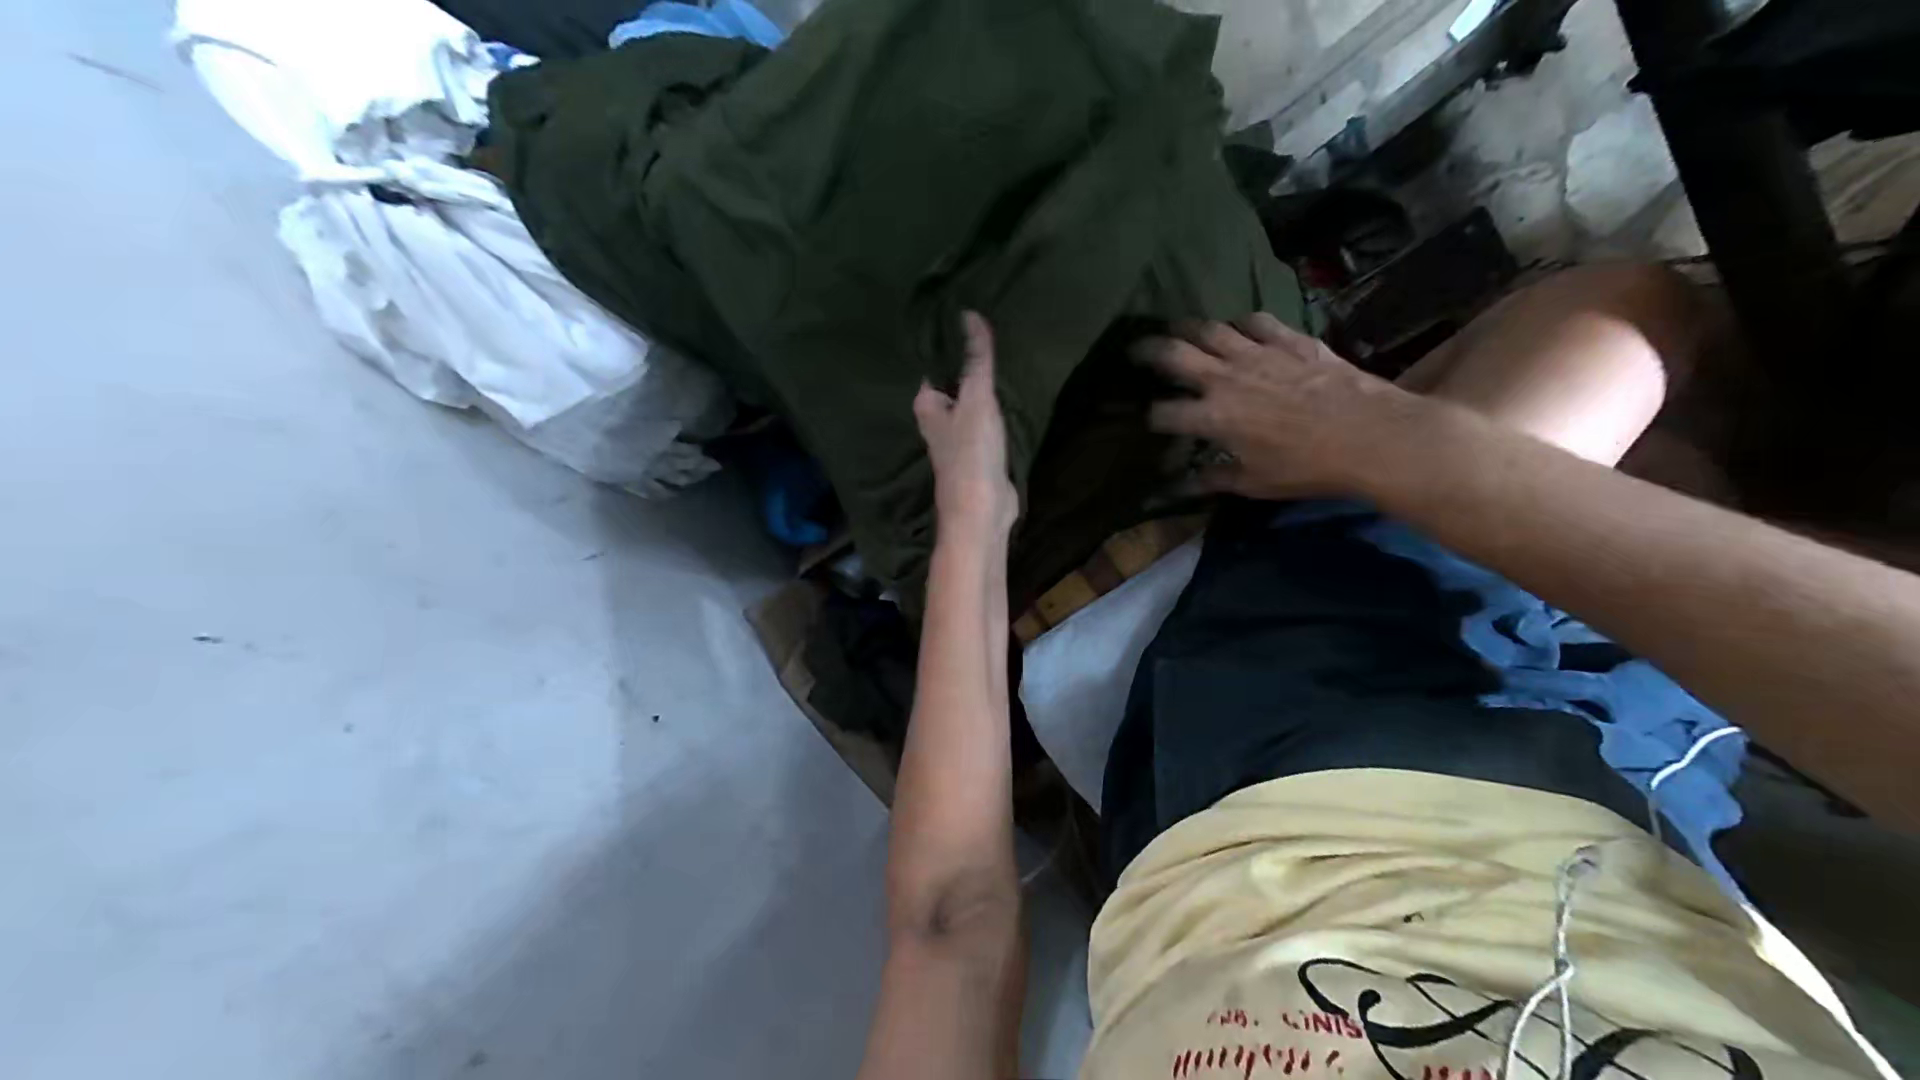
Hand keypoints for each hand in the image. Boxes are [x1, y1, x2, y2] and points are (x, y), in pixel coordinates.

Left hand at [915, 312, 1018, 538]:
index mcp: (926, 405)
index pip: (935, 364)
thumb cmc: (972, 453)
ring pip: (971, 402)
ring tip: (1005, 358)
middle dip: (969, 365)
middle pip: (954, 383)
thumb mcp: (977, 399)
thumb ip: (976, 359)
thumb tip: (969, 314)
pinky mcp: (978, 452)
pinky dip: (995, 410)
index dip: (952, 345)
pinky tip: (1009, 396)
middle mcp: (937, 419)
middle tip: (995, 335)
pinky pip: (986, 421)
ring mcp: (958, 437)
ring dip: (984, 388)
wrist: (983, 510)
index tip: (971, 320)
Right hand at [1136, 313, 1441, 499]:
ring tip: (1179, 330)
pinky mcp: (1290, 340)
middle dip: (1147, 351)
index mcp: (1213, 417)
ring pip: (1210, 329)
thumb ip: (1215, 479)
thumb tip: (1184, 485)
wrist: (1371, 435)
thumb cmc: (1307, 468)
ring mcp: (1258, 353)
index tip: (1150, 422)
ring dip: (1188, 329)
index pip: (1164, 413)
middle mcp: (1226, 378)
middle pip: (1174, 354)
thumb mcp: (1255, 483)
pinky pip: (1255, 321)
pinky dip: (1241, 324)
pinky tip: (1239, 329)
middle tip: (1135, 350)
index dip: (1151, 417)